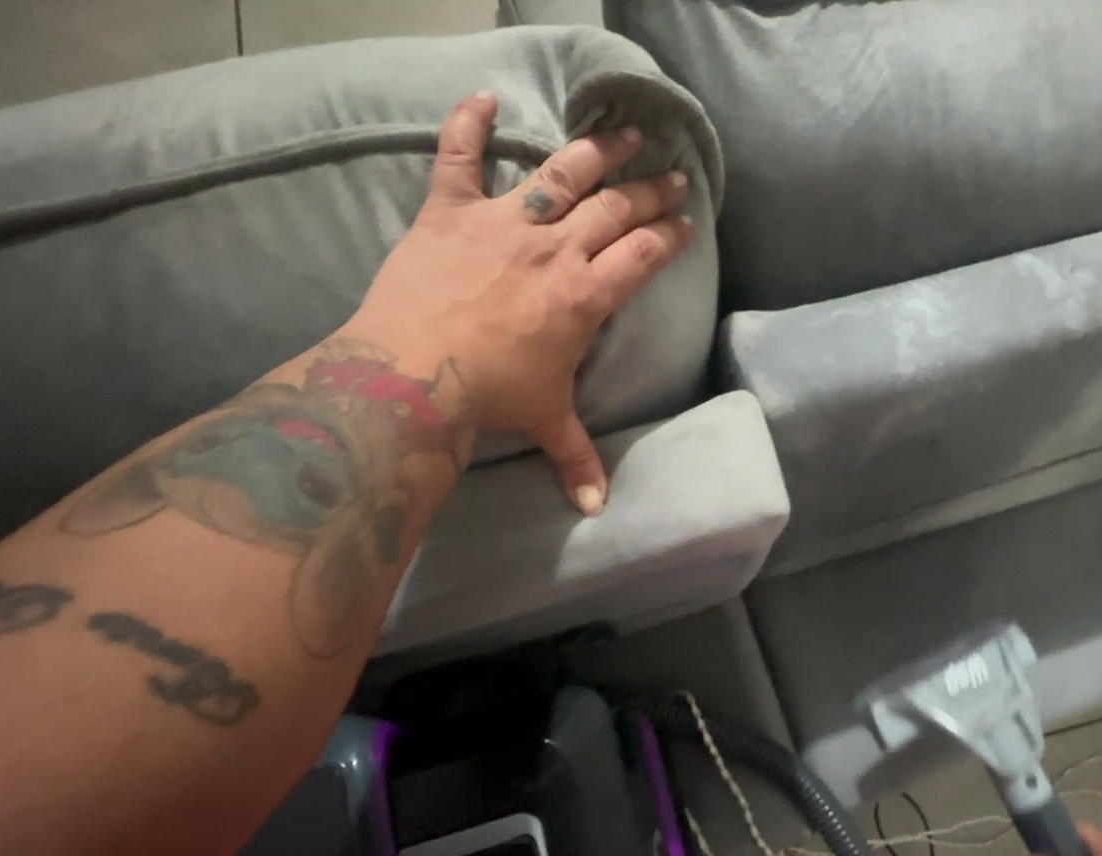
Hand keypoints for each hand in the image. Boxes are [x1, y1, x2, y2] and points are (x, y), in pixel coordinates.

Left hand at [342, 91, 693, 515]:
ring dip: (598, 149)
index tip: (686, 221)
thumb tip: (599, 510)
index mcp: (586, 295)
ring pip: (563, 174)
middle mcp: (556, 249)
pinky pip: (459, 156)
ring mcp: (504, 222)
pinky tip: (484, 99)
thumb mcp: (546, 421)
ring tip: (625, 130)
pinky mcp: (451, 210)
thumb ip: (577, 458)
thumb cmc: (491, 395)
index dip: (668, 236)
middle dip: (651, 189)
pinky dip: (468, 124)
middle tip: (674, 174)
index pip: (642, 255)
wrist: (415, 372)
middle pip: (617, 209)